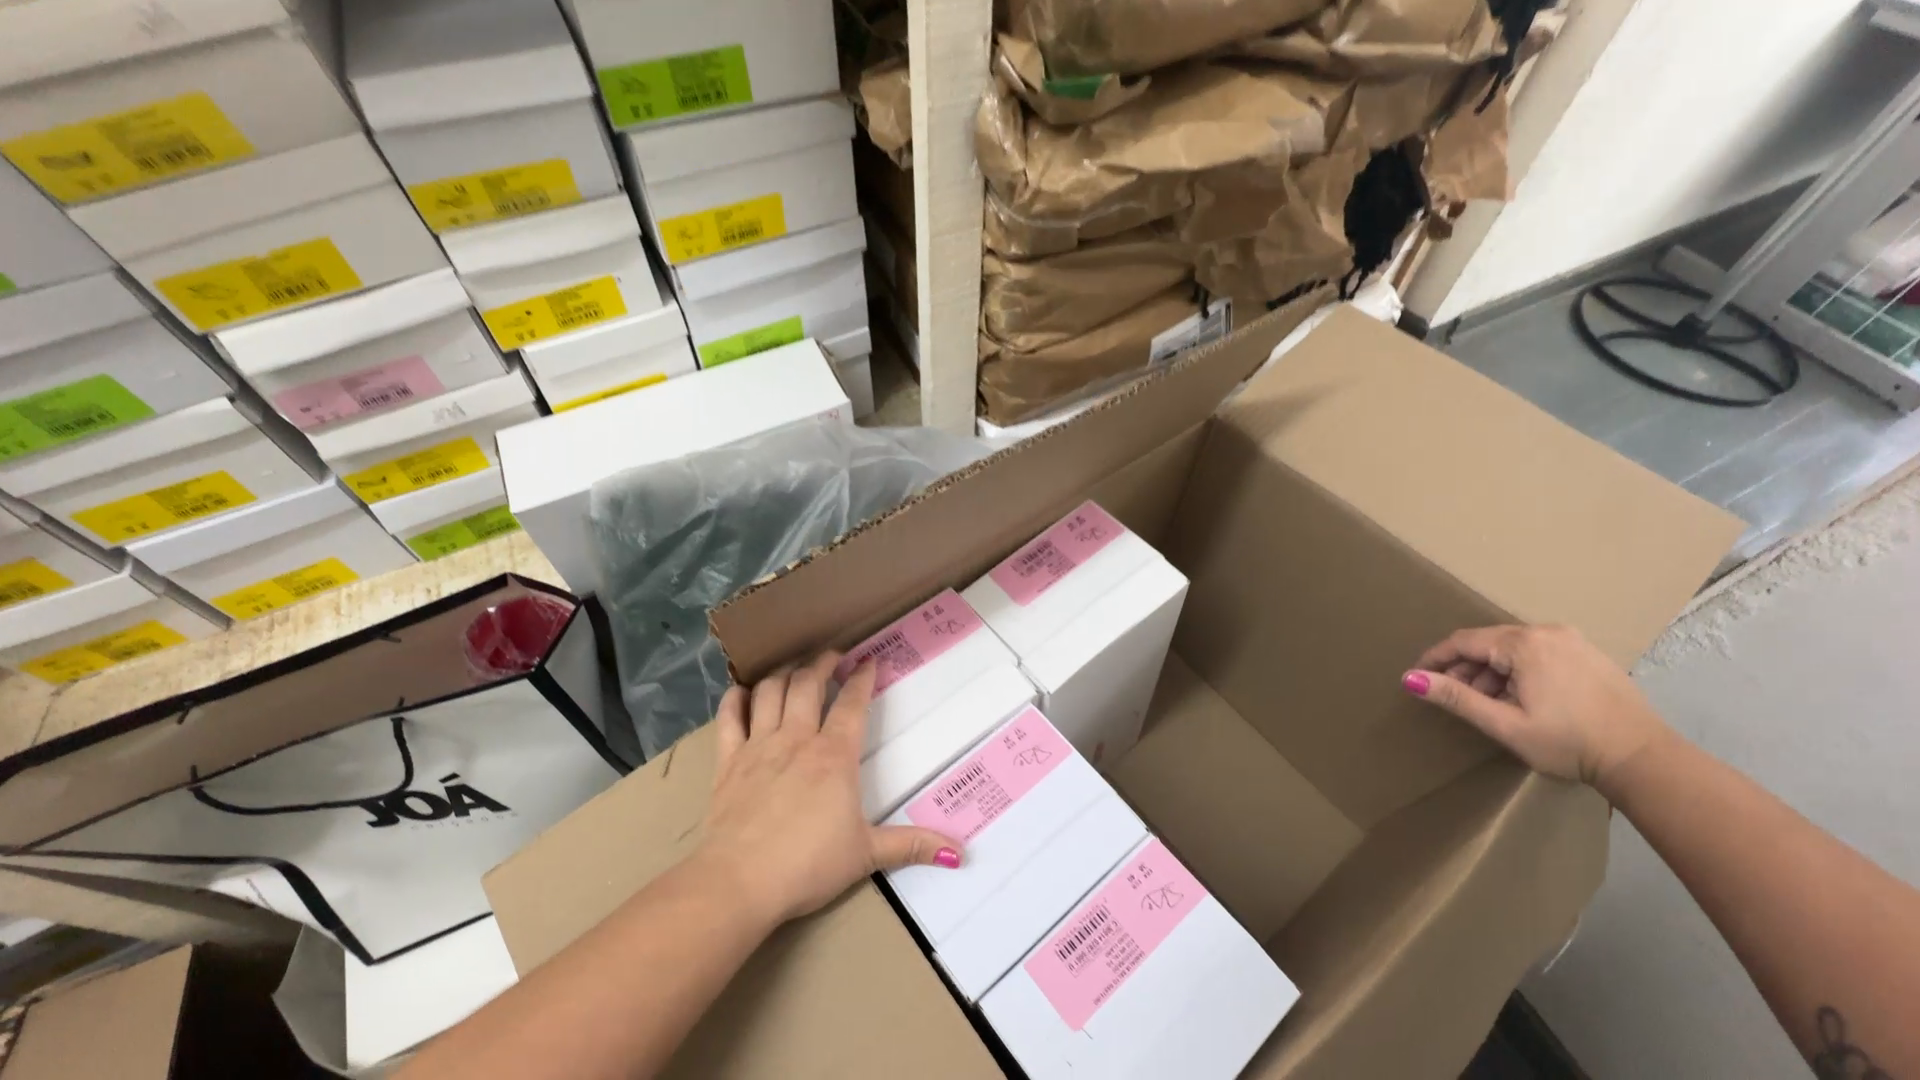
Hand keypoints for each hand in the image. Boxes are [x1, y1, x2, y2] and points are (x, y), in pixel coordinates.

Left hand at [694, 653, 961, 927]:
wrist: (739, 882)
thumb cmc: (808, 866)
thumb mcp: (866, 855)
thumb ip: (911, 845)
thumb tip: (959, 852)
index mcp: (835, 757)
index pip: (852, 704)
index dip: (862, 678)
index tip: (868, 661)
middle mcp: (796, 740)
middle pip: (808, 684)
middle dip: (822, 663)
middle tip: (832, 656)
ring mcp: (758, 747)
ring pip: (770, 691)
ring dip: (784, 673)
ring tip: (794, 668)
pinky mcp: (727, 762)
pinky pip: (729, 717)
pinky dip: (736, 698)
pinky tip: (742, 691)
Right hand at [1404, 624, 1672, 792]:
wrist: (1642, 757)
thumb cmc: (1568, 743)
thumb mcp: (1504, 724)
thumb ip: (1456, 697)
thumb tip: (1410, 679)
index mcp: (1524, 644)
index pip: (1462, 641)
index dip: (1434, 658)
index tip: (1415, 678)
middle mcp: (1547, 632)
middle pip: (1488, 642)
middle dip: (1464, 668)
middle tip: (1454, 698)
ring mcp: (1572, 640)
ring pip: (1512, 648)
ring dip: (1491, 671)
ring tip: (1489, 704)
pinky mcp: (1587, 653)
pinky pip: (1537, 652)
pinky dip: (1518, 670)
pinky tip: (1521, 698)